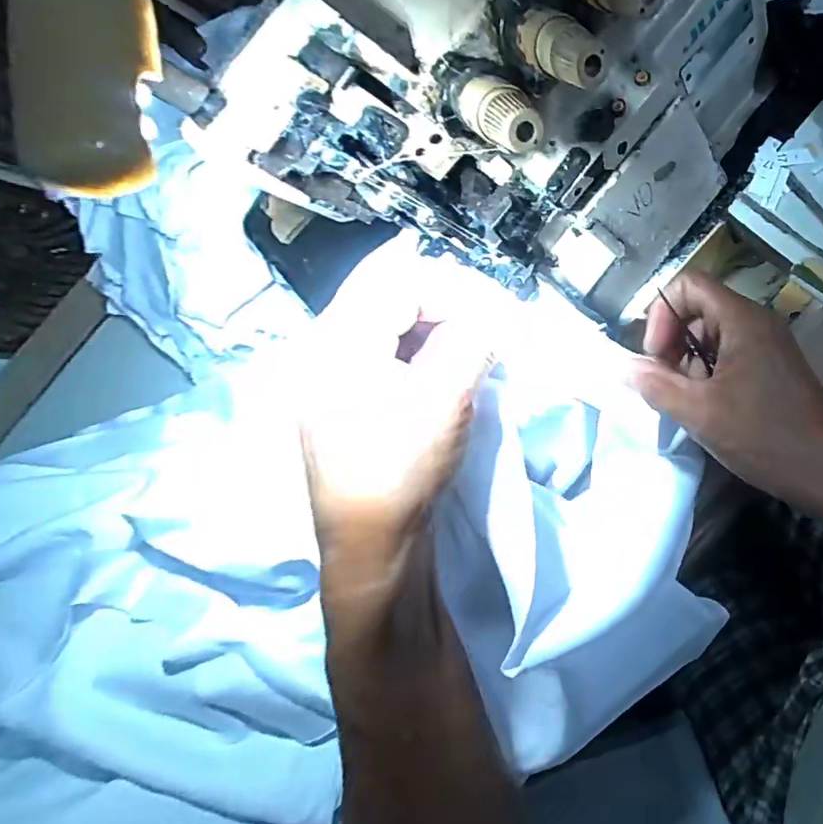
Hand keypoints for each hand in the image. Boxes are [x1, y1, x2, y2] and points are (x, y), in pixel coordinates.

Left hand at [298, 250, 494, 588]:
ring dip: (433, 318)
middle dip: (445, 298)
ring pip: (386, 313)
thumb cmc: (404, 468)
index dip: (455, 289)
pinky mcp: (338, 387)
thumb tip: (501, 307)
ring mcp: (325, 366)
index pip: (401, 282)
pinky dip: (417, 340)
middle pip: (388, 289)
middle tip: (488, 319)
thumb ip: (475, 338)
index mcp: (337, 341)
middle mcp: (321, 343)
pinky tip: (442, 358)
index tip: (496, 312)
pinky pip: (381, 341)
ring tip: (471, 339)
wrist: (369, 541)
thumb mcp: (448, 397)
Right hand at [628, 271, 822, 517]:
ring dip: (689, 363)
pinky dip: (709, 373)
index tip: (656, 357)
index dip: (662, 314)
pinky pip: (729, 353)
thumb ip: (656, 385)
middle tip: (666, 384)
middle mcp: (757, 321)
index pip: (688, 285)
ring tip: (689, 402)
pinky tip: (708, 407)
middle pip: (698, 310)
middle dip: (672, 343)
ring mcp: (768, 343)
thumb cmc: (763, 437)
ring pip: (711, 334)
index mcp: (742, 320)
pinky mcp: (773, 365)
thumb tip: (625, 367)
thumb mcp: (700, 413)